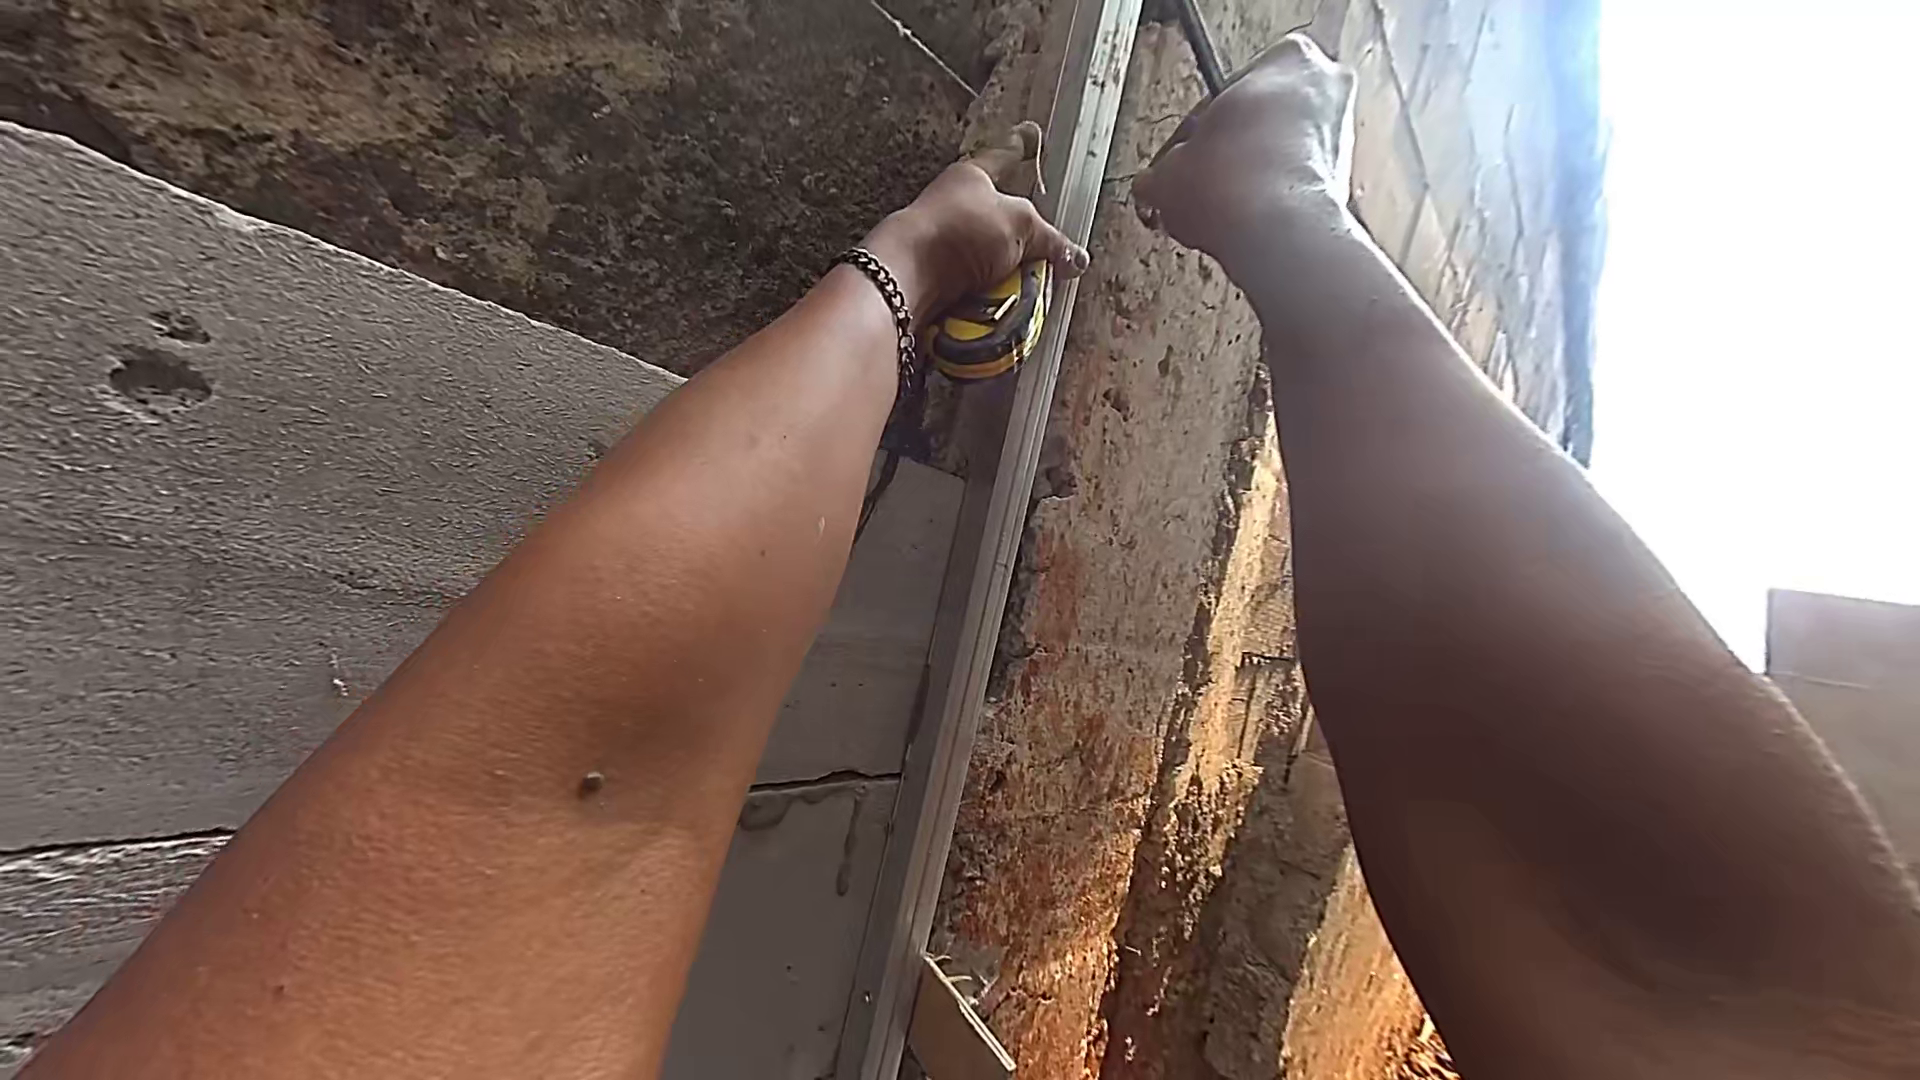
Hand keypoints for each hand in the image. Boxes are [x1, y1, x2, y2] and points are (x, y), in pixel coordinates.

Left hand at [863, 122, 1089, 327]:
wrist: (909, 275)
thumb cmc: (962, 231)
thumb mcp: (1019, 226)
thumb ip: (1051, 241)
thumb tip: (1078, 260)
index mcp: (972, 178)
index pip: (1003, 157)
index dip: (1019, 148)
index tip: (1029, 134)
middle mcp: (955, 207)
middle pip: (998, 221)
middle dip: (1021, 242)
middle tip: (1043, 259)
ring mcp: (943, 245)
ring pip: (986, 259)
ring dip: (1005, 278)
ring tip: (1022, 293)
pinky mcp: (936, 279)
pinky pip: (972, 288)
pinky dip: (987, 298)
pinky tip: (998, 308)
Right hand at [1135, 33, 1355, 274]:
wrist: (1272, 232)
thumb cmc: (1227, 186)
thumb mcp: (1165, 176)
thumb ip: (1156, 175)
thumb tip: (1150, 186)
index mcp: (1283, 59)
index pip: (1218, 100)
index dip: (1186, 143)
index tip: (1173, 169)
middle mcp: (1322, 84)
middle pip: (1251, 128)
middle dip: (1219, 163)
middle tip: (1191, 192)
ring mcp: (1337, 132)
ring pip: (1272, 159)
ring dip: (1241, 186)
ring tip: (1211, 217)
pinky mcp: (1340, 178)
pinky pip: (1288, 189)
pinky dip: (1264, 206)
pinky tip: (1237, 228)